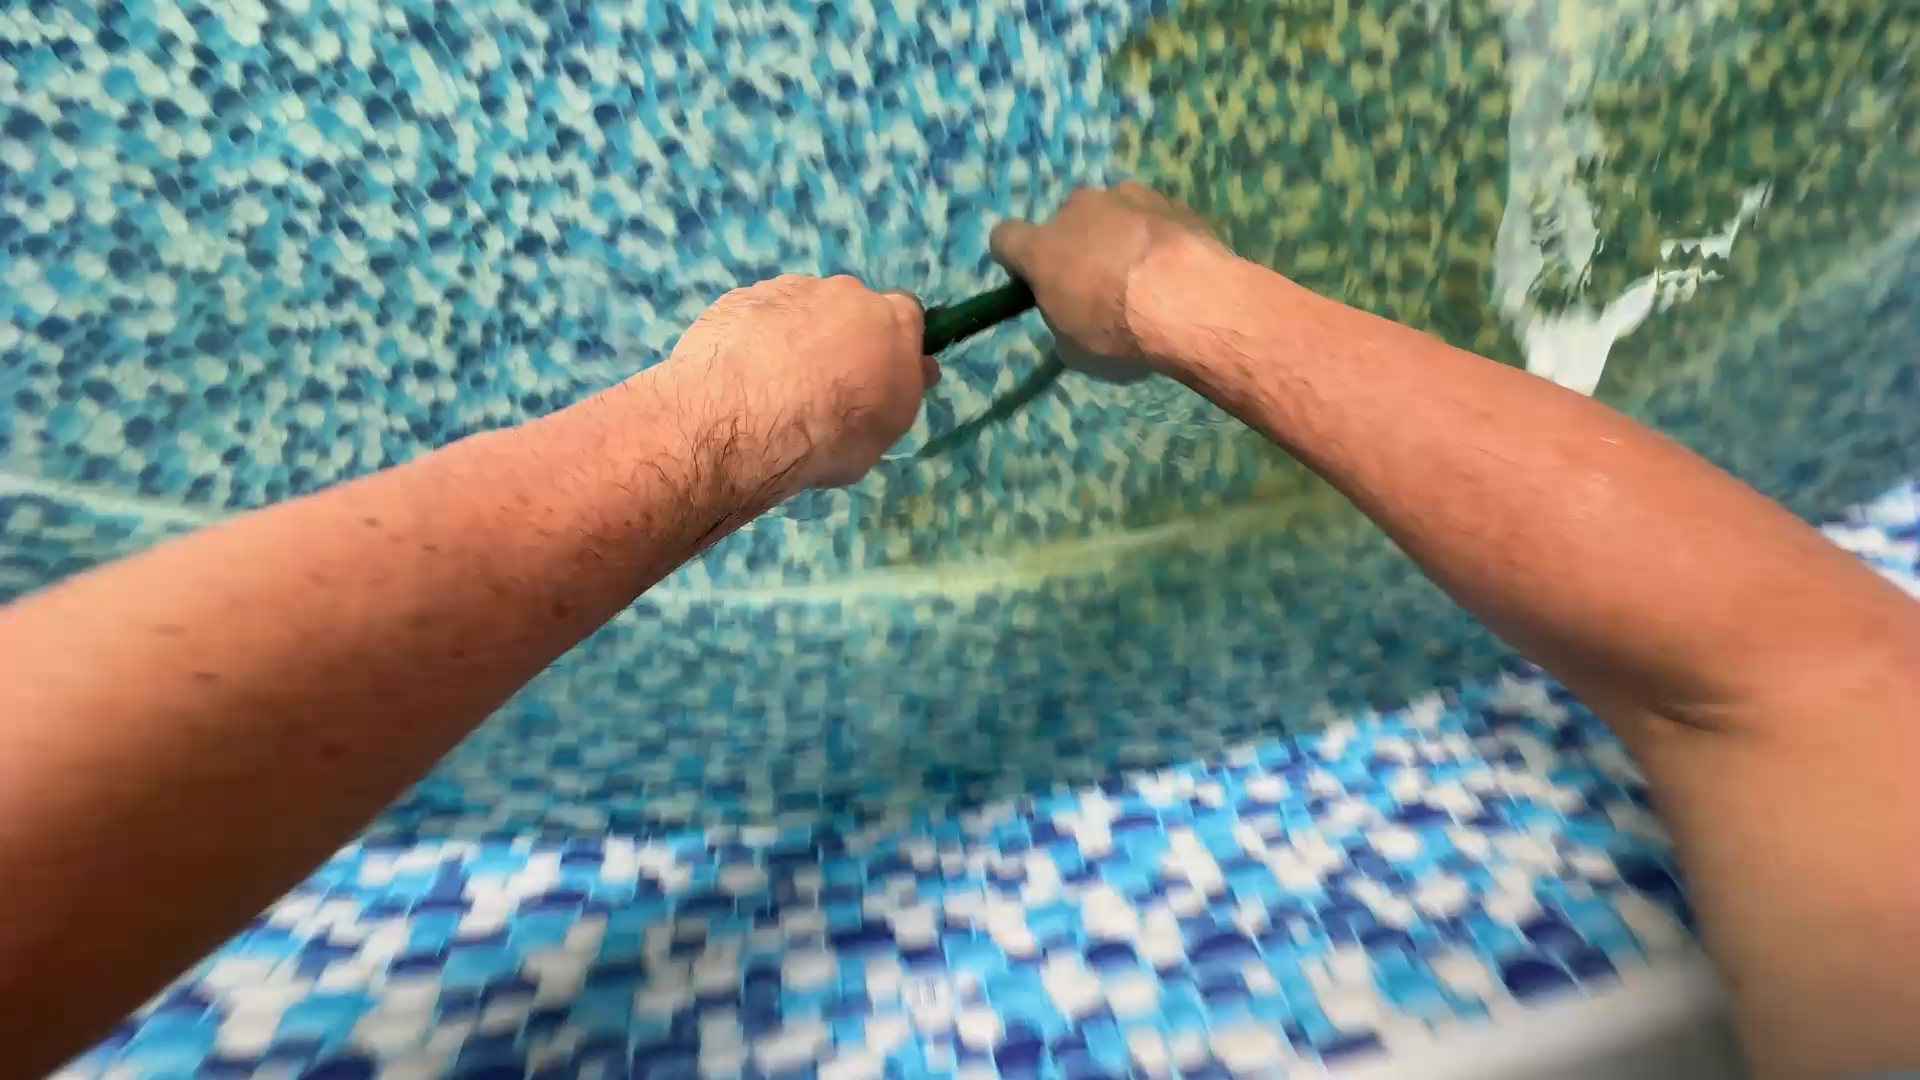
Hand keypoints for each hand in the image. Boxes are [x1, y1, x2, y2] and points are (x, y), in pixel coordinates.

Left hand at [660, 274, 935, 494]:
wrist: (748, 423)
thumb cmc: (836, 434)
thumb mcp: (888, 429)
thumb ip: (903, 389)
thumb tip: (919, 368)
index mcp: (893, 320)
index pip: (906, 314)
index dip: (892, 342)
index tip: (878, 372)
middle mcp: (846, 292)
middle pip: (851, 307)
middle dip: (842, 336)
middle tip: (824, 384)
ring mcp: (790, 288)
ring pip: (801, 307)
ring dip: (796, 335)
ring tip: (776, 384)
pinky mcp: (739, 296)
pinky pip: (758, 315)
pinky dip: (756, 337)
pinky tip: (744, 373)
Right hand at [990, 183, 1227, 380]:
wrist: (1188, 302)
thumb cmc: (1117, 331)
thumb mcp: (1074, 349)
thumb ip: (1062, 323)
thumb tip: (1071, 318)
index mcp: (1042, 249)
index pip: (1005, 238)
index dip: (1016, 258)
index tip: (1033, 280)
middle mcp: (1077, 210)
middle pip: (1064, 223)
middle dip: (1075, 248)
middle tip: (1098, 286)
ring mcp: (1125, 196)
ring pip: (1110, 215)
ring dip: (1116, 238)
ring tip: (1142, 277)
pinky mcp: (1168, 199)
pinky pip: (1149, 218)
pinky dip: (1153, 238)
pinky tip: (1171, 269)